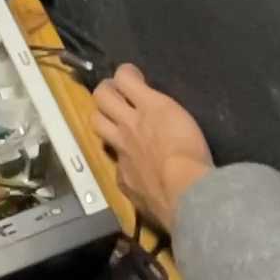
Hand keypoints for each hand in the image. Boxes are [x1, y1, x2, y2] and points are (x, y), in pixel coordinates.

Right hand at [92, 64, 214, 231]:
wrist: (184, 190)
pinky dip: (129, 74)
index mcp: (124, 173)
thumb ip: (141, 192)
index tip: (127, 142)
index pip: (111, 152)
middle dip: (103, 112)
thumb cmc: (175, 207)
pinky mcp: (148, 102)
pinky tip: (134, 72)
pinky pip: (127, 79)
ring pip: (103, 96)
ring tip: (122, 86)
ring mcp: (130, 121)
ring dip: (111, 90)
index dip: (117, 144)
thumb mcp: (151, 206)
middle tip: (117, 106)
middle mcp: (121, 144)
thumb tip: (143, 195)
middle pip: (95, 118)